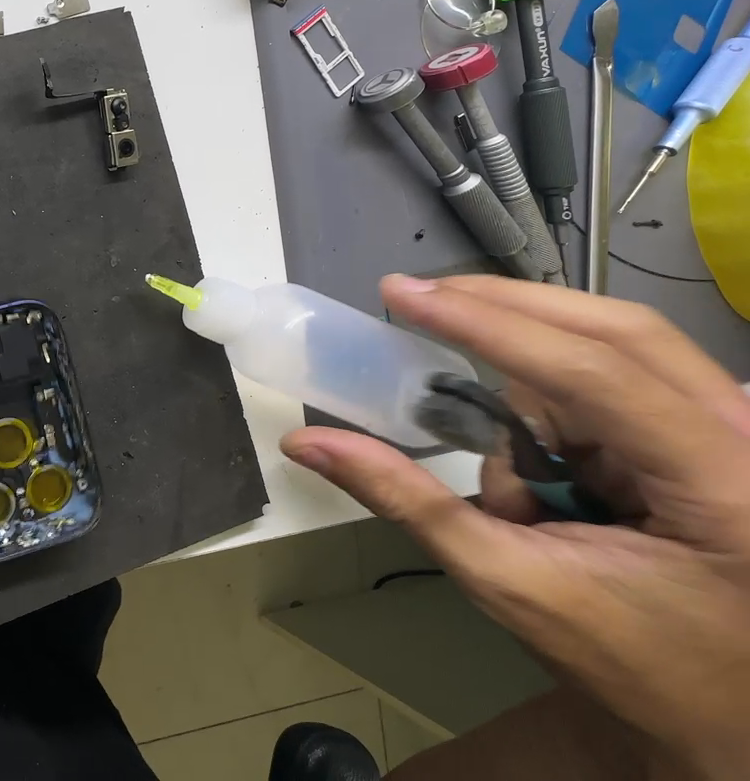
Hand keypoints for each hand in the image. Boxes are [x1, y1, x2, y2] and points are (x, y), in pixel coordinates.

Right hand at [283, 275, 749, 780]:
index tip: (399, 295)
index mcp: (725, 484)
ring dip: (529, 382)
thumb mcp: (510, 582)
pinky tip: (547, 480)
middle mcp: (749, 441)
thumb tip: (307, 441)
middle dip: (505, 309)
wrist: (731, 717)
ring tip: (511, 477)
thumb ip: (408, 500)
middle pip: (617, 332)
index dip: (485, 325)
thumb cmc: (637, 663)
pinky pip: (610, 389)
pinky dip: (551, 411)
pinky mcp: (712, 441)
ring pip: (610, 353)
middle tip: (413, 296)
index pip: (592, 374)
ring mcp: (737, 436)